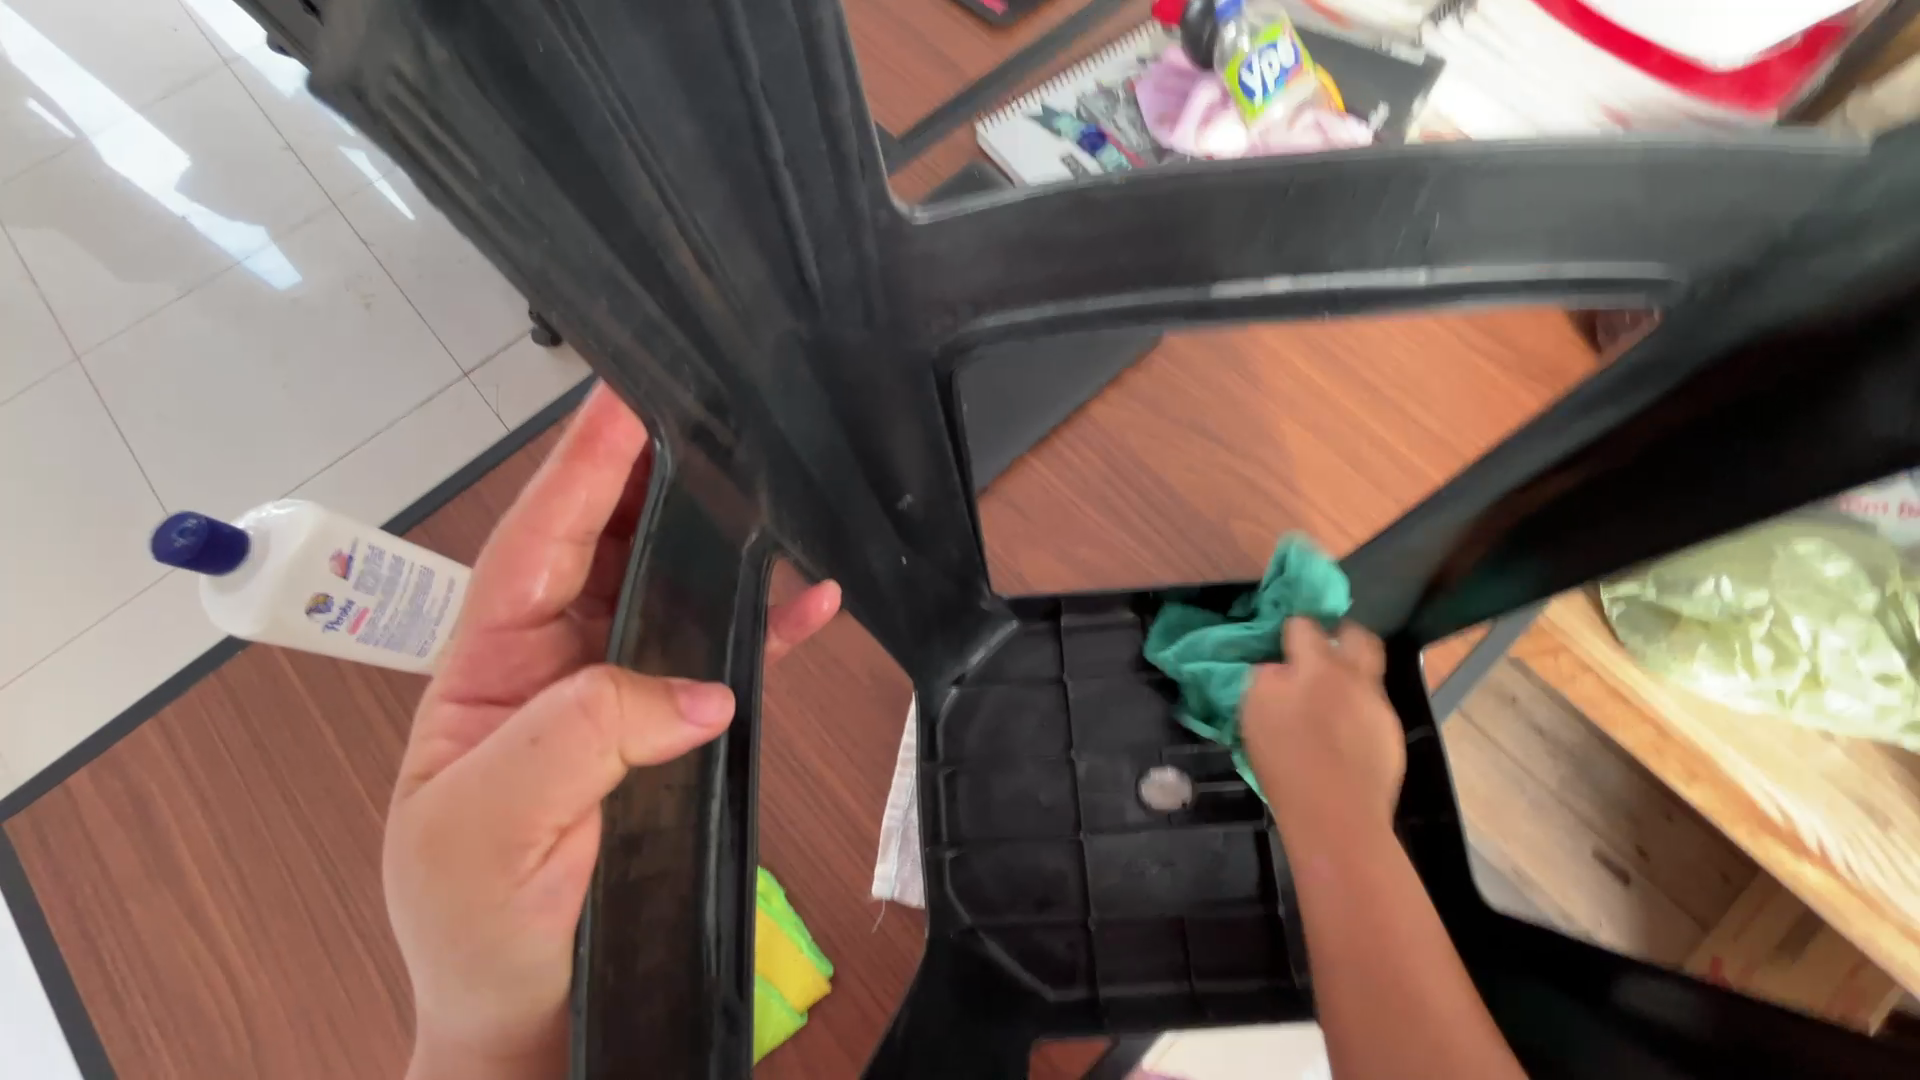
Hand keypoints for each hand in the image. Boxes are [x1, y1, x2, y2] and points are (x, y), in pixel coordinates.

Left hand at [383, 385, 840, 1079]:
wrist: (545, 1004)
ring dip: (717, 533)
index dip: (580, 467)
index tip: (624, 395)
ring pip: (673, 582)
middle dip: (651, 472)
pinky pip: (733, 649)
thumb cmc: (482, 922)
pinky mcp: (685, 716)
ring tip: (762, 477)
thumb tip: (700, 688)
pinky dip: (773, 619)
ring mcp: (627, 682)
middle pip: (609, 540)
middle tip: (705, 408)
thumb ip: (581, 738)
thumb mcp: (490, 827)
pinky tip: (817, 594)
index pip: (536, 541)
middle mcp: (559, 654)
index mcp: (491, 662)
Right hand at [1241, 618, 1403, 837]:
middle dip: (1342, 634)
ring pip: (1368, 677)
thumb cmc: (1284, 758)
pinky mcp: (1391, 737)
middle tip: (1322, 646)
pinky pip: (1372, 712)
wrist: (1334, 814)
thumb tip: (1280, 669)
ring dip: (1350, 678)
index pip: (1305, 626)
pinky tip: (1341, 737)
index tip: (1282, 640)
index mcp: (1318, 665)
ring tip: (1328, 701)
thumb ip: (1267, 678)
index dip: (1291, 628)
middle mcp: (1356, 678)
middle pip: (1359, 637)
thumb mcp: (1254, 709)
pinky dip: (1356, 714)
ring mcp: (1379, 708)